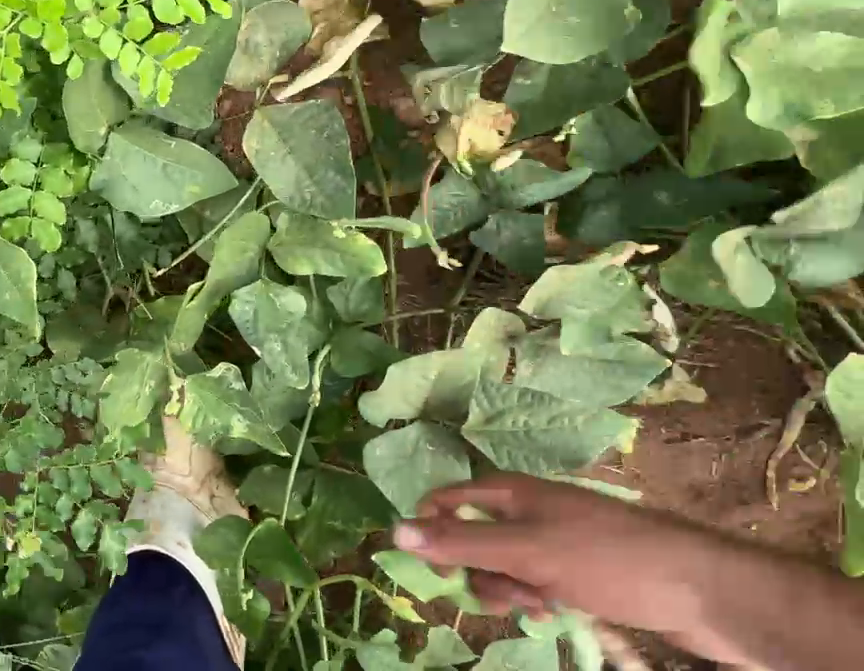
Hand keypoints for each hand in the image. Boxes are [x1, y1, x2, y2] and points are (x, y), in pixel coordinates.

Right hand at [391, 474, 805, 666]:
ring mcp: (557, 537)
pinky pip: (538, 577)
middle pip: (474, 536)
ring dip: (510, 588)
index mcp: (508, 491)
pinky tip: (556, 611)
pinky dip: (538, 595)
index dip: (431, 529)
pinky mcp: (584, 567)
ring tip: (538, 607)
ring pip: (506, 562)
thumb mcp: (525, 553)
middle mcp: (527, 507)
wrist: (709, 591)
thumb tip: (393, 529)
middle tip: (499, 596)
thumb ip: (459, 543)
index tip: (437, 569)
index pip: (445, 500)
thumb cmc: (607, 560)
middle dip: (478, 569)